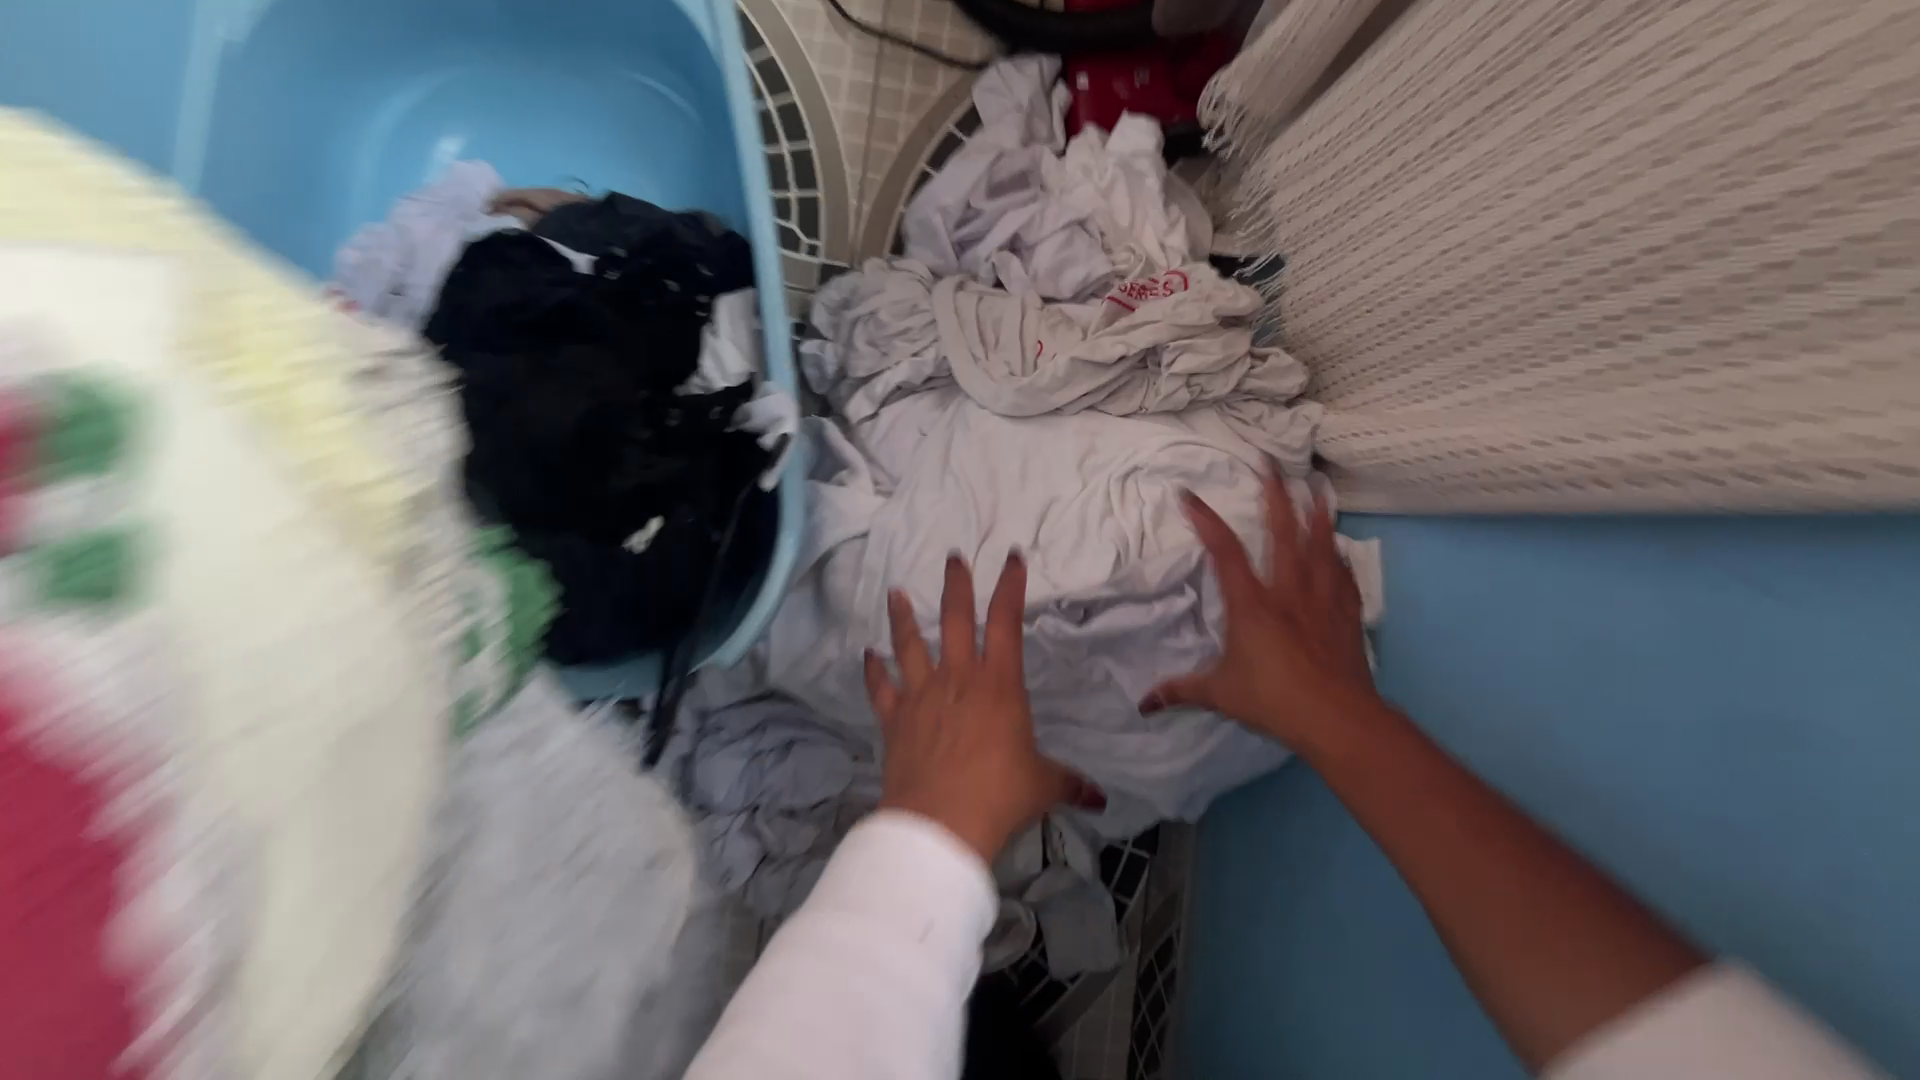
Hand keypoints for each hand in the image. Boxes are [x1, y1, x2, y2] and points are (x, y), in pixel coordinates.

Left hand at [866, 552, 1103, 862]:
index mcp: (999, 685)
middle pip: (955, 620)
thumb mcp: (1043, 787)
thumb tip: (1100, 800)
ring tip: (895, 592)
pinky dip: (874, 670)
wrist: (940, 823)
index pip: (1006, 622)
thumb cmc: (999, 796)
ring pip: (910, 644)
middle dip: (957, 585)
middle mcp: (959, 679)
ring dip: (902, 617)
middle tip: (953, 558)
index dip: (1010, 587)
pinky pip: (882, 687)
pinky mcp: (895, 719)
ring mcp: (922, 696)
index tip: (1012, 558)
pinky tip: (868, 655)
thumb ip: (1069, 784)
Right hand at [1140, 466, 1381, 756]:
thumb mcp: (1219, 695)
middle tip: (1271, 465)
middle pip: (1283, 532)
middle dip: (1275, 495)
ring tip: (1317, 487)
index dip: (1206, 520)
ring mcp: (1321, 599)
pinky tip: (1338, 547)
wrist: (1338, 718)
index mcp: (1252, 604)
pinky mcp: (1346, 613)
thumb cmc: (1274, 700)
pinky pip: (1343, 575)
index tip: (1189, 495)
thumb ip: (1180, 691)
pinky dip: (1338, 556)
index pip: (1224, 552)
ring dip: (1317, 513)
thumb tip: (1142, 705)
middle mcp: (1287, 591)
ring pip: (1321, 545)